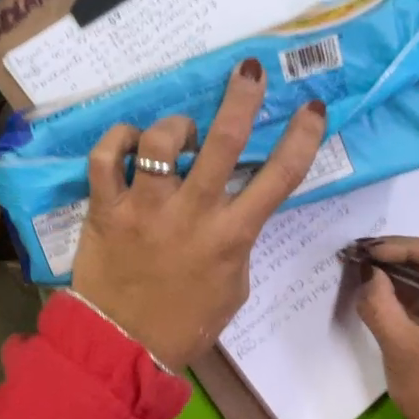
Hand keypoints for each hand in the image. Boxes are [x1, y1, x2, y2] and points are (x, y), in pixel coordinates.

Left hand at [72, 58, 327, 372]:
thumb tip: (235, 206)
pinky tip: (129, 141)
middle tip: (249, 71)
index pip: (279, 179)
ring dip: (176, 126)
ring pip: (161, 143)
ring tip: (181, 133)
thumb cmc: (187, 320)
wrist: (123, 347)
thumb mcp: (234, 285)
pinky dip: (118, 139)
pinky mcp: (106, 209)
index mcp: (232, 235)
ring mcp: (145, 209)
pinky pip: (106, 158)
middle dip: (241, 99)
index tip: (312, 109)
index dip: (301, 139)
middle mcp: (193, 214)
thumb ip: (237, 240)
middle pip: (223, 143)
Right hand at [356, 236, 418, 418]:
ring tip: (366, 265)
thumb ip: (380, 303)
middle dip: (401, 254)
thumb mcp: (400, 346)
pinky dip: (407, 287)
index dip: (406, 246)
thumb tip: (368, 272)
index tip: (371, 252)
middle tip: (363, 254)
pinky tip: (380, 285)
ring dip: (401, 269)